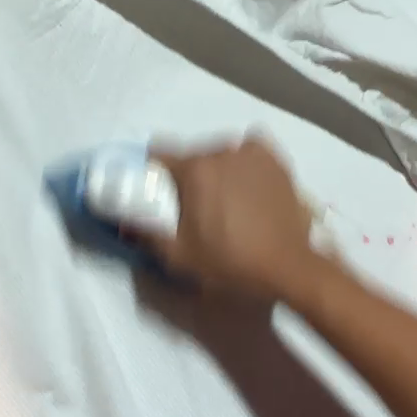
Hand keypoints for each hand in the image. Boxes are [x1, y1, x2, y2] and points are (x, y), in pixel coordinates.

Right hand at [146, 137, 329, 301]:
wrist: (289, 267)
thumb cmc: (231, 263)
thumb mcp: (180, 256)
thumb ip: (148, 233)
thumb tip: (126, 221)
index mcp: (195, 168)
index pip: (159, 155)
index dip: (153, 174)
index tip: (157, 193)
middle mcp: (223, 149)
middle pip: (193, 156)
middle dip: (189, 177)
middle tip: (196, 208)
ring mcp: (254, 152)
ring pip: (222, 154)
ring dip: (218, 171)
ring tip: (227, 202)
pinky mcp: (277, 160)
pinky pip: (251, 153)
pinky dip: (245, 165)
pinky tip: (248, 188)